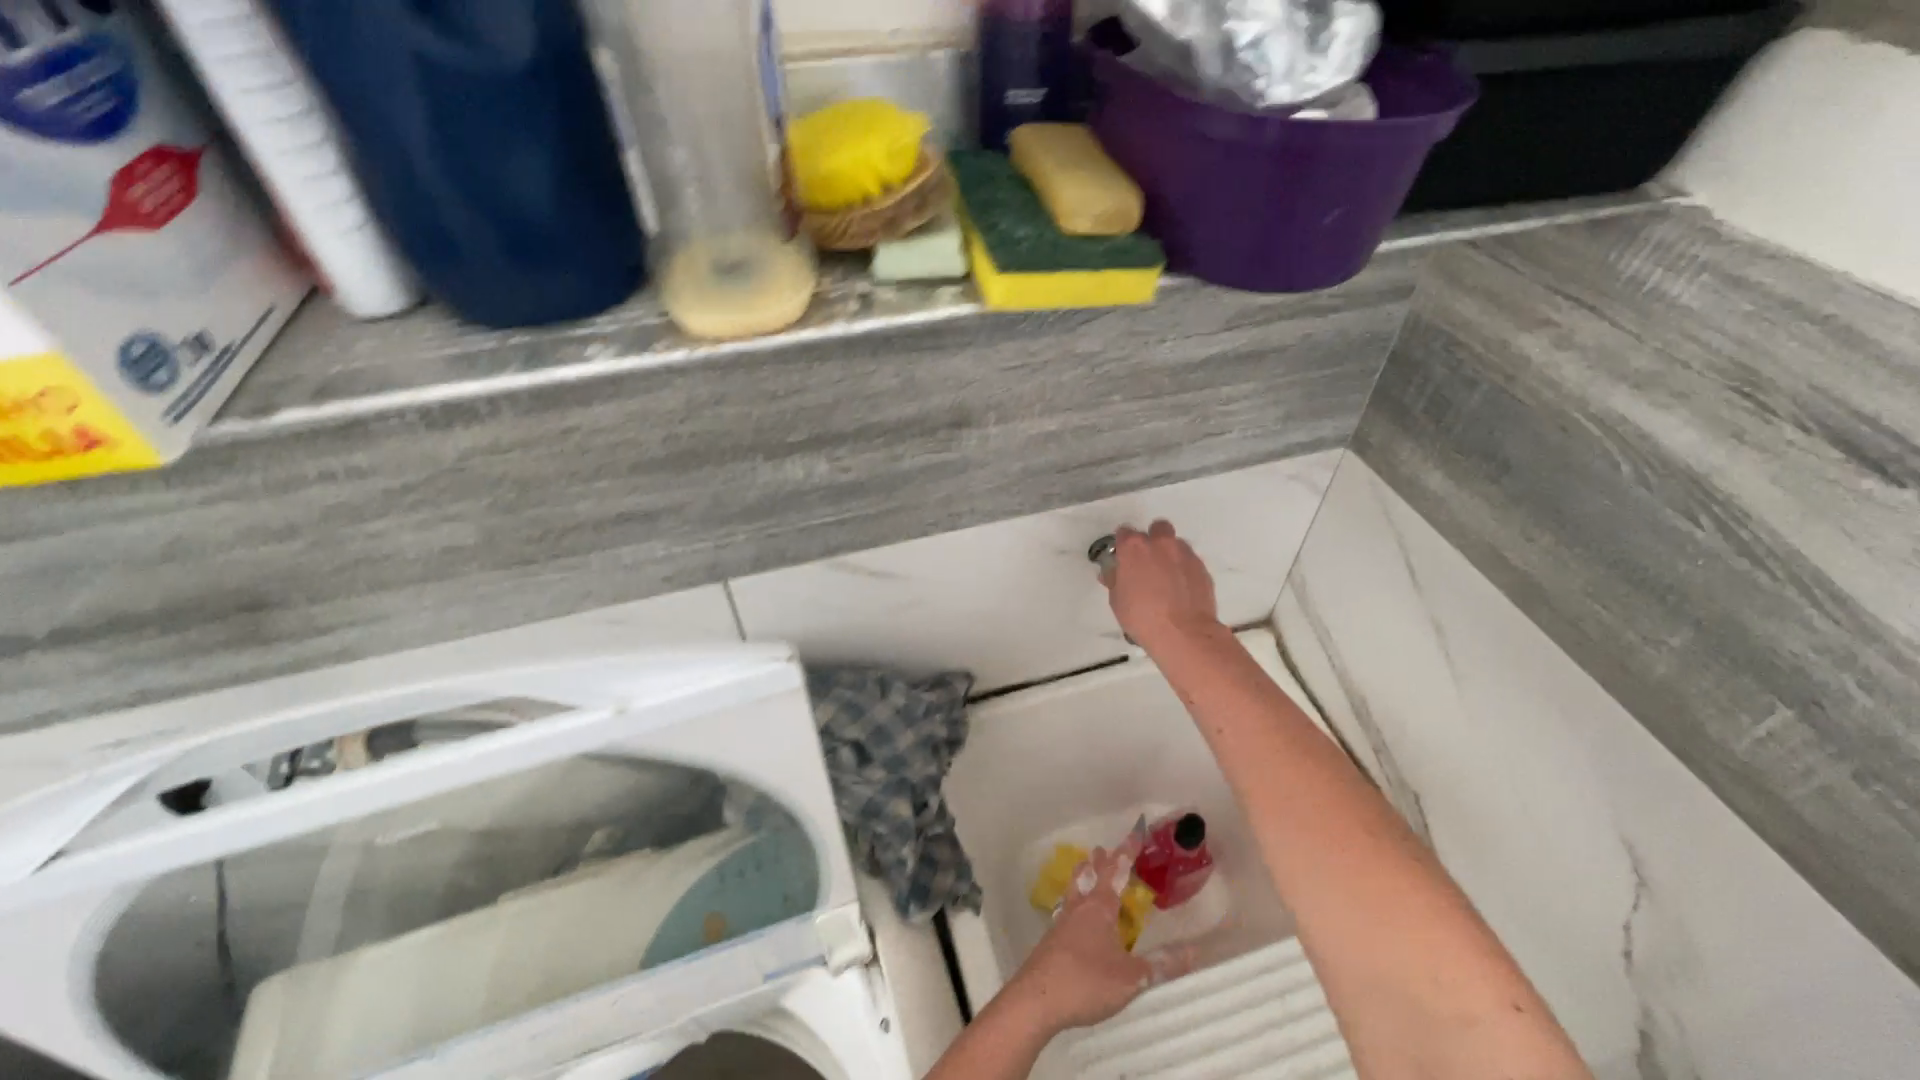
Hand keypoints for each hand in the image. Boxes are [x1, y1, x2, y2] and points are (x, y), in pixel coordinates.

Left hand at [1007, 848, 1193, 1034]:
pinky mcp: (1051, 944)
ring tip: (1085, 870)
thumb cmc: (1085, 982)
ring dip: (1082, 878)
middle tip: (1103, 850)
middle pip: (1088, 877)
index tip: (1135, 833)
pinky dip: (1075, 904)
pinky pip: (1066, 912)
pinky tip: (1074, 918)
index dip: (1127, 853)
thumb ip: (1160, 965)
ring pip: (1074, 892)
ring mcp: (1061, 925)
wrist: (1036, 1000)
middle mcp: (1078, 910)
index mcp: (1099, 909)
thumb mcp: (1131, 978)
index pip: (1115, 872)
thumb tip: (1193, 952)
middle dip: (1099, 863)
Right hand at [1101, 521, 1223, 652]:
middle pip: (1156, 529)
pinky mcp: (1202, 567)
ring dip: (1169, 554)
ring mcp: (1185, 554)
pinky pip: (1189, 561)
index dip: (1122, 545)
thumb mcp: (1117, 601)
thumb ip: (1114, 580)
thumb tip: (1111, 572)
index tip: (1123, 558)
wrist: (1184, 633)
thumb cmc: (1142, 617)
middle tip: (1147, 563)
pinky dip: (1184, 570)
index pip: (1124, 532)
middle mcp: (1161, 543)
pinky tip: (1180, 589)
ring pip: (1175, 544)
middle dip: (1152, 540)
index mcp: (1134, 548)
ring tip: (1166, 579)